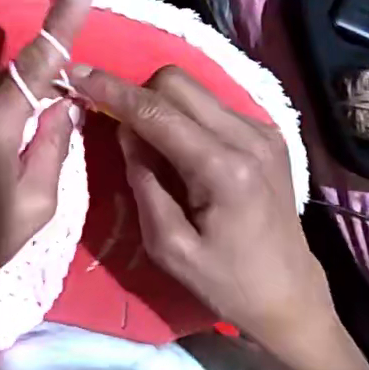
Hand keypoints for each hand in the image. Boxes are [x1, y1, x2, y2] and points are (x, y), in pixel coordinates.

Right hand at [72, 65, 342, 359]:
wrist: (290, 295)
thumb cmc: (225, 282)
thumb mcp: (167, 246)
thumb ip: (142, 181)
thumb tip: (125, 130)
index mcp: (223, 169)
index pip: (156, 112)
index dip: (113, 91)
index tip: (78, 75)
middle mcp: (248, 137)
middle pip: (176, 82)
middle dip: (139, 96)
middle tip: (121, 130)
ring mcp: (263, 130)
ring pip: (194, 87)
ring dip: (162, 104)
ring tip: (153, 147)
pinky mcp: (269, 133)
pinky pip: (212, 104)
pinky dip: (186, 116)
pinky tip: (183, 152)